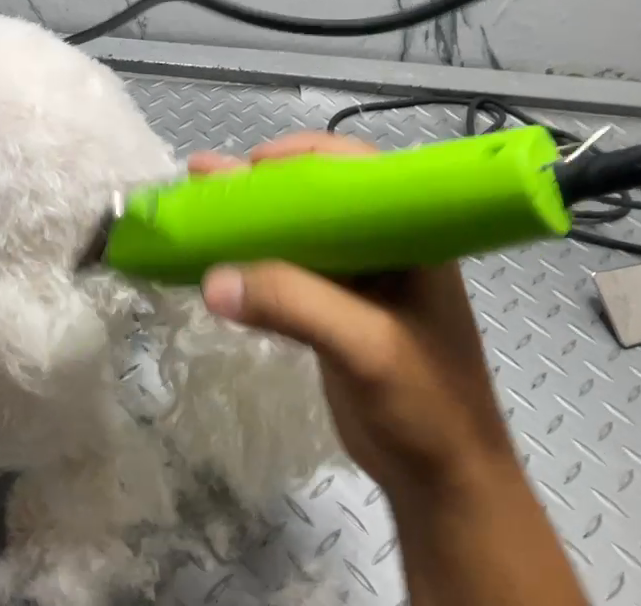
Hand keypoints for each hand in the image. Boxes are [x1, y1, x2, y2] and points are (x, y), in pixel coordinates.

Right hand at [190, 133, 517, 502]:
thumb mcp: (366, 346)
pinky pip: (287, 273)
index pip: (358, 170)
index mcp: (410, 237)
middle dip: (260, 185)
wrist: (443, 482)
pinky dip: (252, 263)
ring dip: (249, 223)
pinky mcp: (333, 312)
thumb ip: (293, 304)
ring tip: (197, 207)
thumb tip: (212, 279)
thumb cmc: (425, 404)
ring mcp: (358, 281)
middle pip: (317, 197)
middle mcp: (384, 248)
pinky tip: (216, 261)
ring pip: (296, 234)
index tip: (251, 166)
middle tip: (205, 176)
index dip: (304, 158)